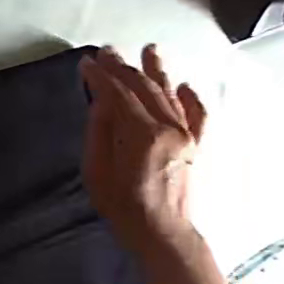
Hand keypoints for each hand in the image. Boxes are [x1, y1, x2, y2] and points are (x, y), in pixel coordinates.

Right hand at [80, 44, 207, 258]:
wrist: (161, 232)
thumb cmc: (123, 207)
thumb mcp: (97, 173)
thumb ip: (99, 133)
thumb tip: (101, 102)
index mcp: (141, 134)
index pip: (118, 95)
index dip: (101, 77)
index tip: (87, 64)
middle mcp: (168, 127)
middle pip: (144, 88)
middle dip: (123, 68)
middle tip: (107, 52)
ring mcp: (186, 134)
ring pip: (170, 94)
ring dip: (157, 70)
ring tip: (148, 51)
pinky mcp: (196, 145)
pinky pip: (197, 113)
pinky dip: (190, 97)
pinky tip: (183, 85)